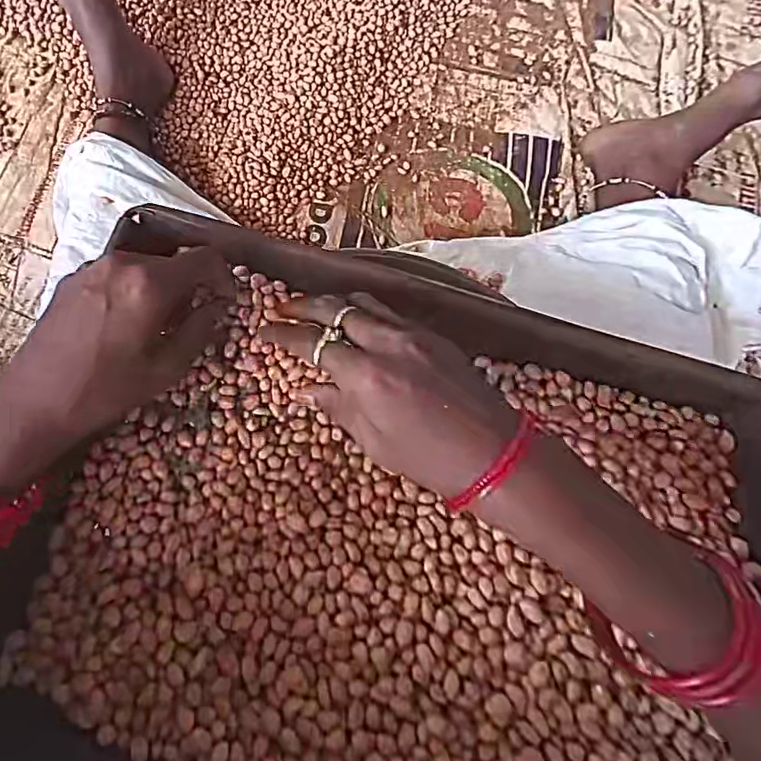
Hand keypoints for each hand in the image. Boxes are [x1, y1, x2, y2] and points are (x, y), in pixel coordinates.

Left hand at [0, 248, 232, 495]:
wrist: (34, 400)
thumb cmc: (103, 391)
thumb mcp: (164, 370)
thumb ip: (198, 331)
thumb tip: (217, 308)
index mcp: (149, 283)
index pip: (204, 258)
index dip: (224, 276)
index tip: (226, 298)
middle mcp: (122, 263)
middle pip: (173, 259)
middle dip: (191, 283)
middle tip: (193, 317)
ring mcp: (93, 267)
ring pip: (144, 264)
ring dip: (161, 285)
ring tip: (157, 322)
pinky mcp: (73, 277)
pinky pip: (117, 272)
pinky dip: (133, 287)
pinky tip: (125, 321)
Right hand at [261, 293, 520, 499]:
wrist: (495, 453)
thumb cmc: (428, 459)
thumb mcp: (373, 440)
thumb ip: (337, 406)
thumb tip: (306, 389)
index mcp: (366, 376)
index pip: (312, 343)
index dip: (283, 334)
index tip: (265, 329)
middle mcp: (386, 344)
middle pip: (334, 309)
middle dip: (302, 305)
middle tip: (281, 307)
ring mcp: (412, 335)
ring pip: (362, 302)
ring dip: (333, 302)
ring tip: (315, 308)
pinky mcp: (432, 335)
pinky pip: (389, 311)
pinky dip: (363, 310)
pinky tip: (355, 320)